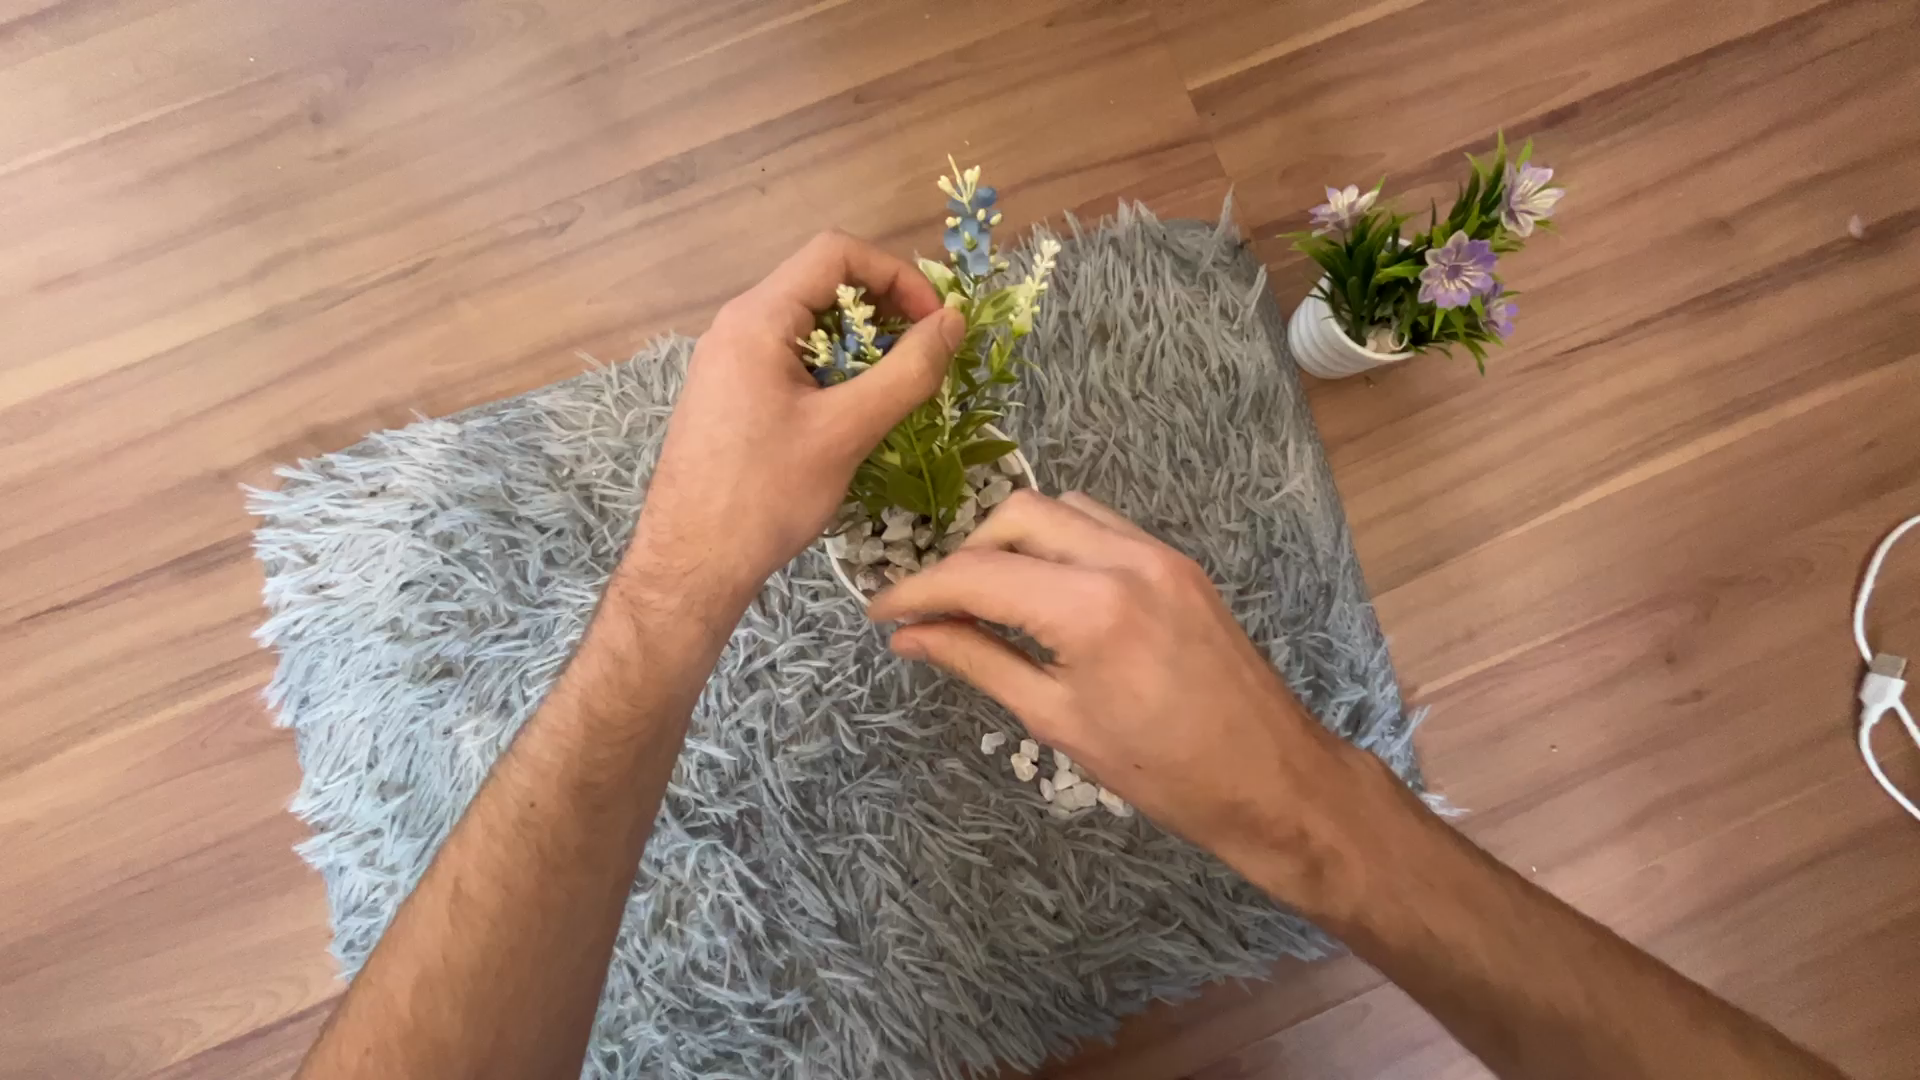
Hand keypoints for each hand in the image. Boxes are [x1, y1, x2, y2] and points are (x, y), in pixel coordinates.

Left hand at [626, 231, 964, 608]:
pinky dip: (832, 371)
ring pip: (808, 326)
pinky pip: (791, 359)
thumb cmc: (767, 495)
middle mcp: (737, 326)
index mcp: (758, 318)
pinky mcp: (731, 393)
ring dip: (860, 346)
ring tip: (891, 391)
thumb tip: (953, 322)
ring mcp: (729, 360)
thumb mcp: (846, 431)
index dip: (896, 274)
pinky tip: (850, 414)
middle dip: (882, 312)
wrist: (694, 562)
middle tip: (920, 358)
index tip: (933, 322)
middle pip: (822, 285)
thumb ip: (907, 372)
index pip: (836, 253)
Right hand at [867, 490, 1387, 906]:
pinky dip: (1057, 542)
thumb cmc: (1161, 771)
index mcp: (1089, 606)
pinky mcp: (1176, 559)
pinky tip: (1045, 587)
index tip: (883, 612)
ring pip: (1059, 508)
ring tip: (989, 594)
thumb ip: (977, 661)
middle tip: (940, 606)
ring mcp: (1157, 550)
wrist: (1273, 778)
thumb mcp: (1055, 718)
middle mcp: (1123, 557)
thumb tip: (910, 636)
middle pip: (1016, 516)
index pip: (977, 575)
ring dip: (1011, 541)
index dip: (918, 590)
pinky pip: (1099, 524)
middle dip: (965, 555)